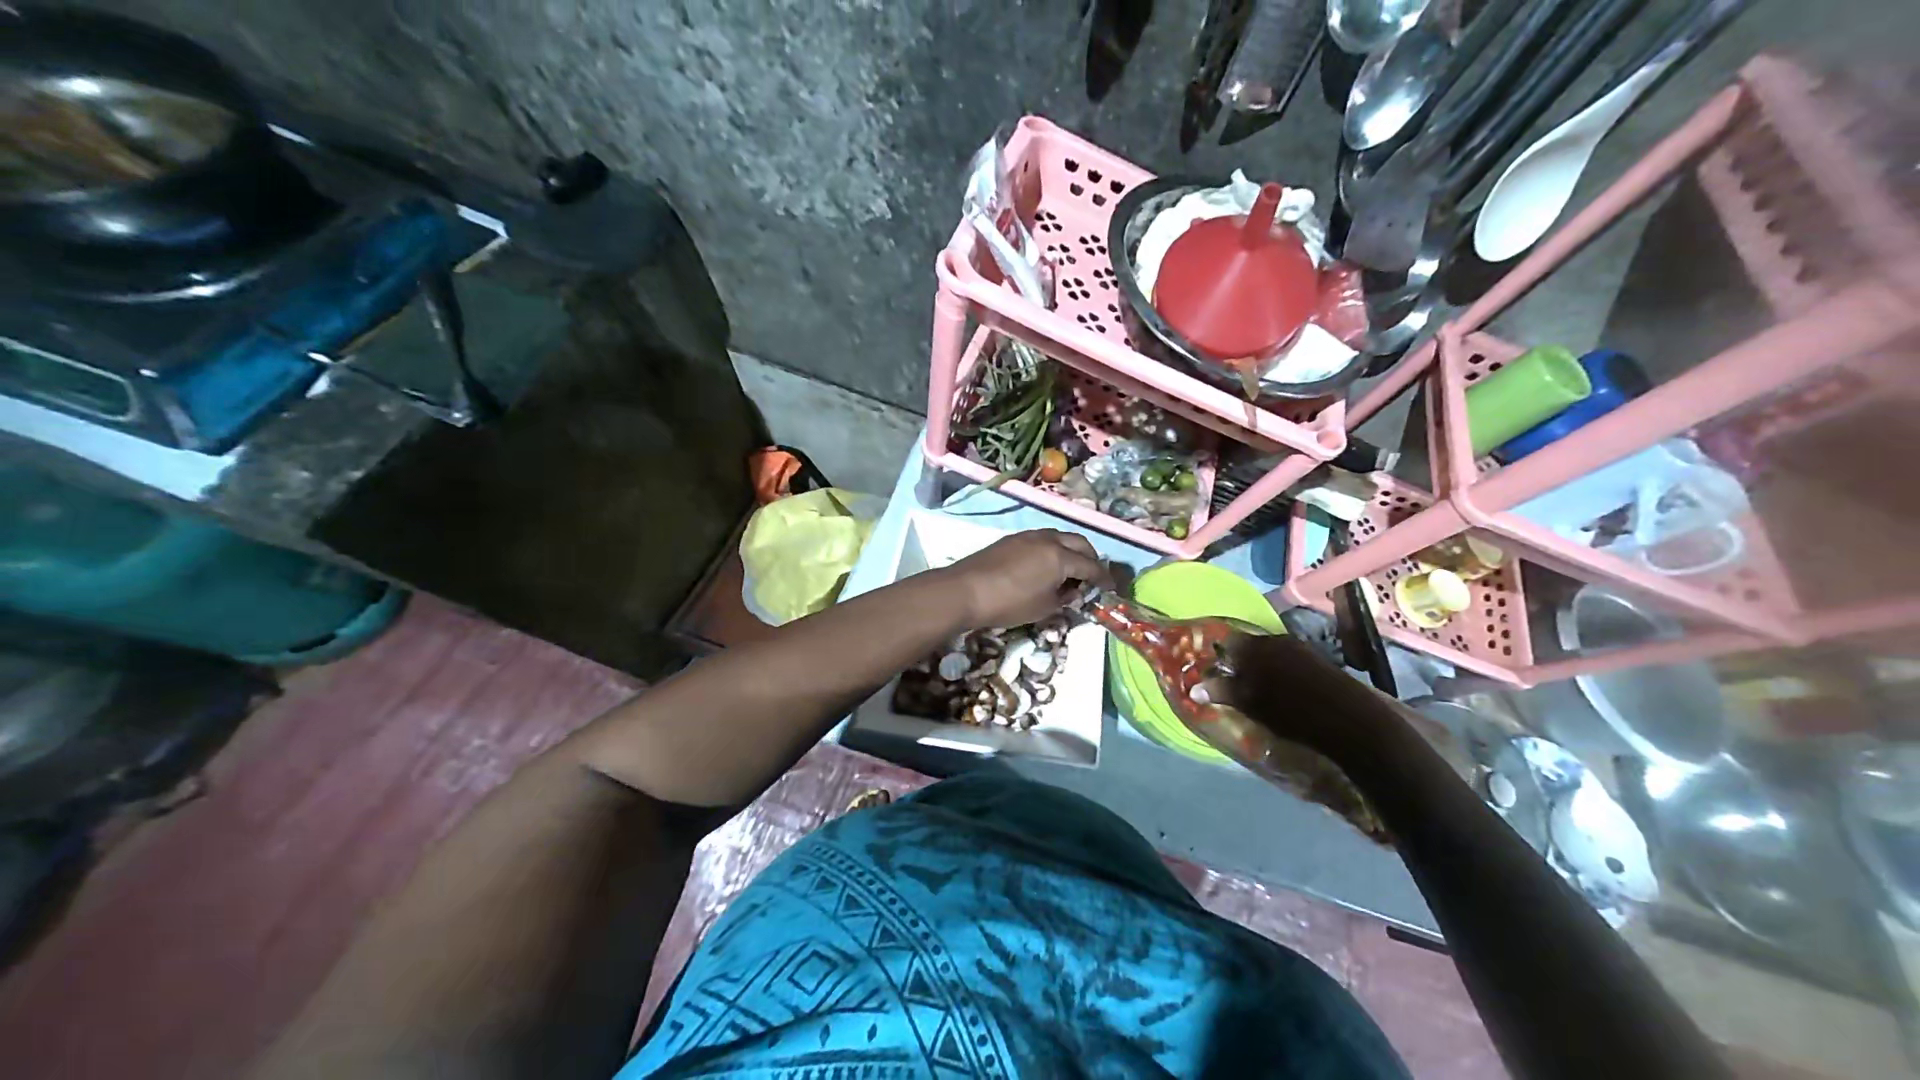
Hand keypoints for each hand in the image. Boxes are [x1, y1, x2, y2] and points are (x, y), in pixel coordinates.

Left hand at [938, 530, 1108, 629]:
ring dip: (1070, 551)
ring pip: (1060, 537)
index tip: (1110, 588)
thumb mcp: (1044, 608)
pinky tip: (1046, 567)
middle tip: (1092, 577)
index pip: (1092, 566)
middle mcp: (1048, 539)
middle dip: (1090, 559)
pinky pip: (1042, 540)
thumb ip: (1064, 598)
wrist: (964, 590)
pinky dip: (1052, 550)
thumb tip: (1071, 591)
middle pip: (1079, 544)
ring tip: (1069, 572)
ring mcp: (1028, 536)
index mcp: (1061, 556)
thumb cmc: (1008, 603)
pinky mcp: (1011, 539)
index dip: (1104, 579)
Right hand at [1210, 632, 1406, 764]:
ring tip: (1257, 691)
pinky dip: (1281, 674)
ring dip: (1262, 669)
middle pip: (1250, 646)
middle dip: (1239, 662)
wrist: (1351, 721)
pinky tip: (1282, 693)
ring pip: (1271, 654)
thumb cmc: (1292, 712)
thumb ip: (1222, 691)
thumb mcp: (1251, 704)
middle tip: (1232, 682)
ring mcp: (1301, 650)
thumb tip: (1193, 688)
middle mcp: (1277, 640)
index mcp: (1256, 646)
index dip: (1217, 654)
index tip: (1211, 670)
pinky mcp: (1320, 662)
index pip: (1227, 641)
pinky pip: (1290, 662)